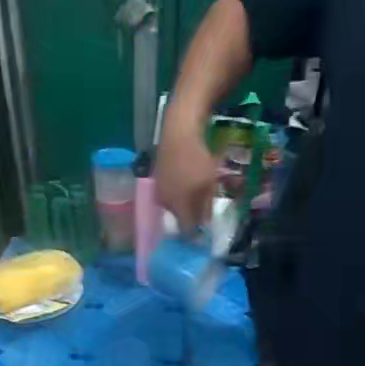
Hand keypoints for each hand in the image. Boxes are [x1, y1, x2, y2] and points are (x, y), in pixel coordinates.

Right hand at [155, 118, 220, 234]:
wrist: (178, 131)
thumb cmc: (197, 159)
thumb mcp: (209, 185)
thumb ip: (206, 207)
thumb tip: (204, 223)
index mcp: (177, 207)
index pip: (186, 231)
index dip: (196, 234)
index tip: (205, 232)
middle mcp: (164, 202)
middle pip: (179, 217)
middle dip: (191, 216)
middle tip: (204, 207)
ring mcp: (157, 189)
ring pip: (174, 203)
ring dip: (185, 202)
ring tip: (197, 190)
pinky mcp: (156, 177)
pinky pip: (170, 190)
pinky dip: (179, 190)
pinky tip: (187, 179)